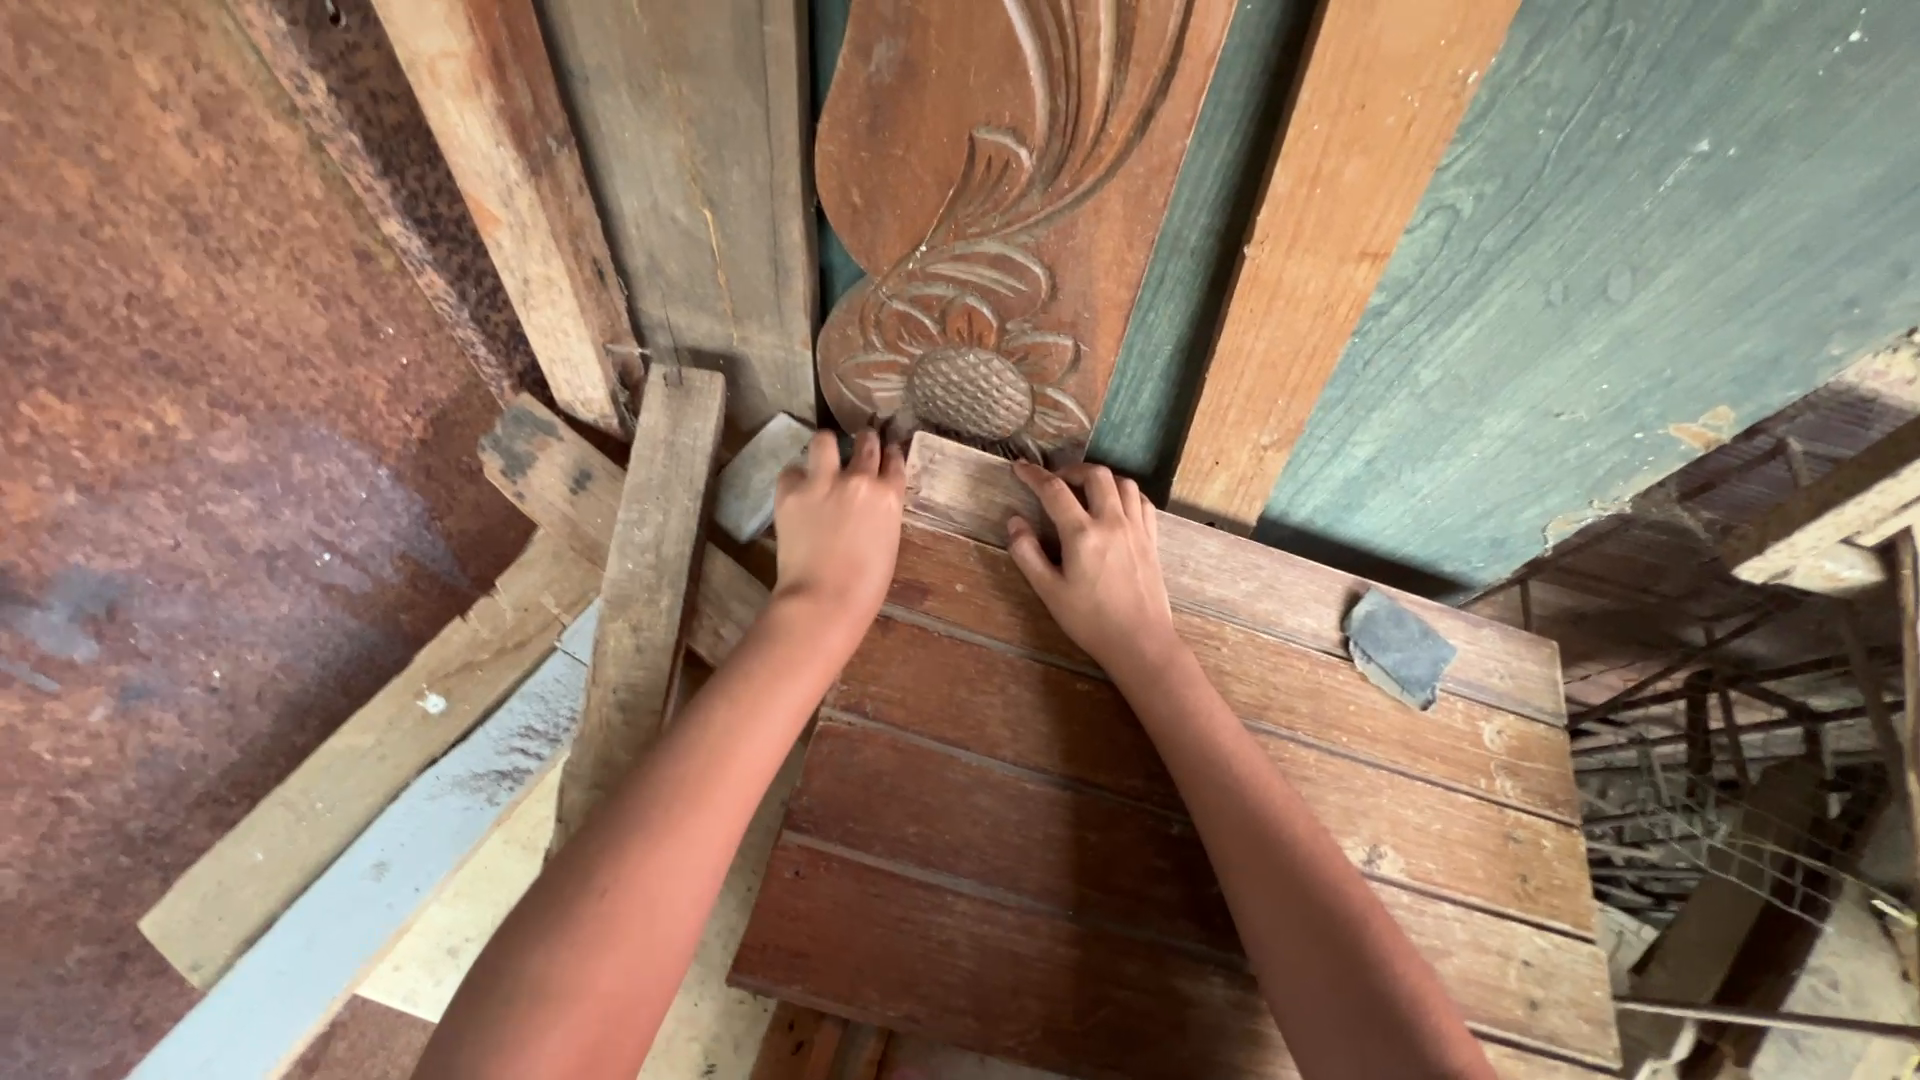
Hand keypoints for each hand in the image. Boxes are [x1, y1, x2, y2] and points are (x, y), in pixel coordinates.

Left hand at [771, 429, 905, 639]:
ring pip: (824, 441)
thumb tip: (870, 505)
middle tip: (858, 443)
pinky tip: (796, 492)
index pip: (894, 460)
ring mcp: (823, 482)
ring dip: (826, 446)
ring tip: (822, 456)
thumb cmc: (866, 585)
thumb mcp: (888, 542)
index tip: (886, 450)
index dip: (890, 453)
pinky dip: (794, 479)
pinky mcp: (790, 491)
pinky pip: (791, 471)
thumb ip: (882, 514)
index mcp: (889, 497)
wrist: (824, 599)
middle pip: (866, 443)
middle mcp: (859, 479)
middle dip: (864, 440)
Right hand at [1007, 462, 1179, 672]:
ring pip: (1122, 482)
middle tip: (1056, 483)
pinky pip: (1142, 501)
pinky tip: (1115, 506)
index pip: (1054, 490)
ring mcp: (1136, 528)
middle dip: (1071, 470)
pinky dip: (1125, 493)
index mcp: (1082, 534)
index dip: (1033, 475)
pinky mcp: (1151, 539)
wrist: (1140, 641)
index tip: (1019, 467)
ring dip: (1100, 478)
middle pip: (1095, 474)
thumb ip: (1027, 554)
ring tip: (1085, 491)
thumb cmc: (1090, 620)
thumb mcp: (1049, 591)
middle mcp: (1112, 521)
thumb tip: (1014, 522)